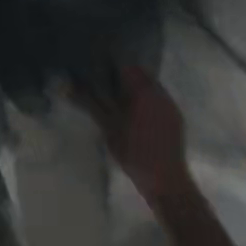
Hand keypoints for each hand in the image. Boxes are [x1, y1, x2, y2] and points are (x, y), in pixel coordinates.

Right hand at [82, 65, 192, 203]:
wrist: (166, 179)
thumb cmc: (134, 152)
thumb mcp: (108, 128)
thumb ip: (91, 104)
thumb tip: (69, 87)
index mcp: (143, 89)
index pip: (128, 66)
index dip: (114, 68)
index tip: (103, 74)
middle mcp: (159, 90)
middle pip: (141, 74)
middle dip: (126, 80)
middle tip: (111, 92)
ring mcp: (170, 103)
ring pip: (151, 87)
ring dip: (138, 92)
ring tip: (124, 105)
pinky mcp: (176, 116)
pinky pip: (160, 100)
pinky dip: (149, 103)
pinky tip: (141, 118)